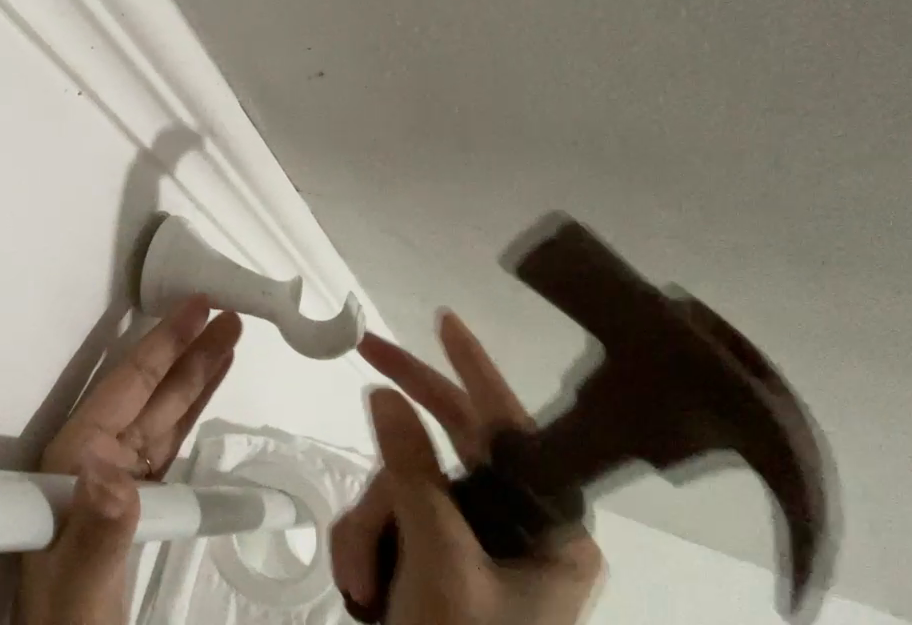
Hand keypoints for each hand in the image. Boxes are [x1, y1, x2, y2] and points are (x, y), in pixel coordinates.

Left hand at [18, 295, 242, 624]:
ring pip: (164, 413)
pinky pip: (169, 444)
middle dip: (188, 350)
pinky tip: (207, 397)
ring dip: (196, 377)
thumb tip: (109, 472)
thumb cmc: (66, 619)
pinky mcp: (137, 500)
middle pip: (150, 391)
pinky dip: (192, 415)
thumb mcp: (81, 578)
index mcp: (77, 458)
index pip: (127, 387)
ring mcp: (116, 477)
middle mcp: (95, 456)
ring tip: (230, 341)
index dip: (163, 344)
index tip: (194, 307)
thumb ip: (99, 527)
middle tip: (226, 311)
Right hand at [331, 313, 603, 624]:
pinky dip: (364, 547)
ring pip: (401, 488)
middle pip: (446, 450)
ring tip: (359, 579)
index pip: (512, 428)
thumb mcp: (439, 563)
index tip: (442, 322)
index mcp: (551, 533)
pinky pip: (387, 523)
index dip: (476, 370)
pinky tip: (361, 588)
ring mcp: (471, 549)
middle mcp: (517, 532)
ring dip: (368, 525)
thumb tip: (385, 395)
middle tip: (364, 355)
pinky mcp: (433, 565)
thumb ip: (412, 473)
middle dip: (395, 447)